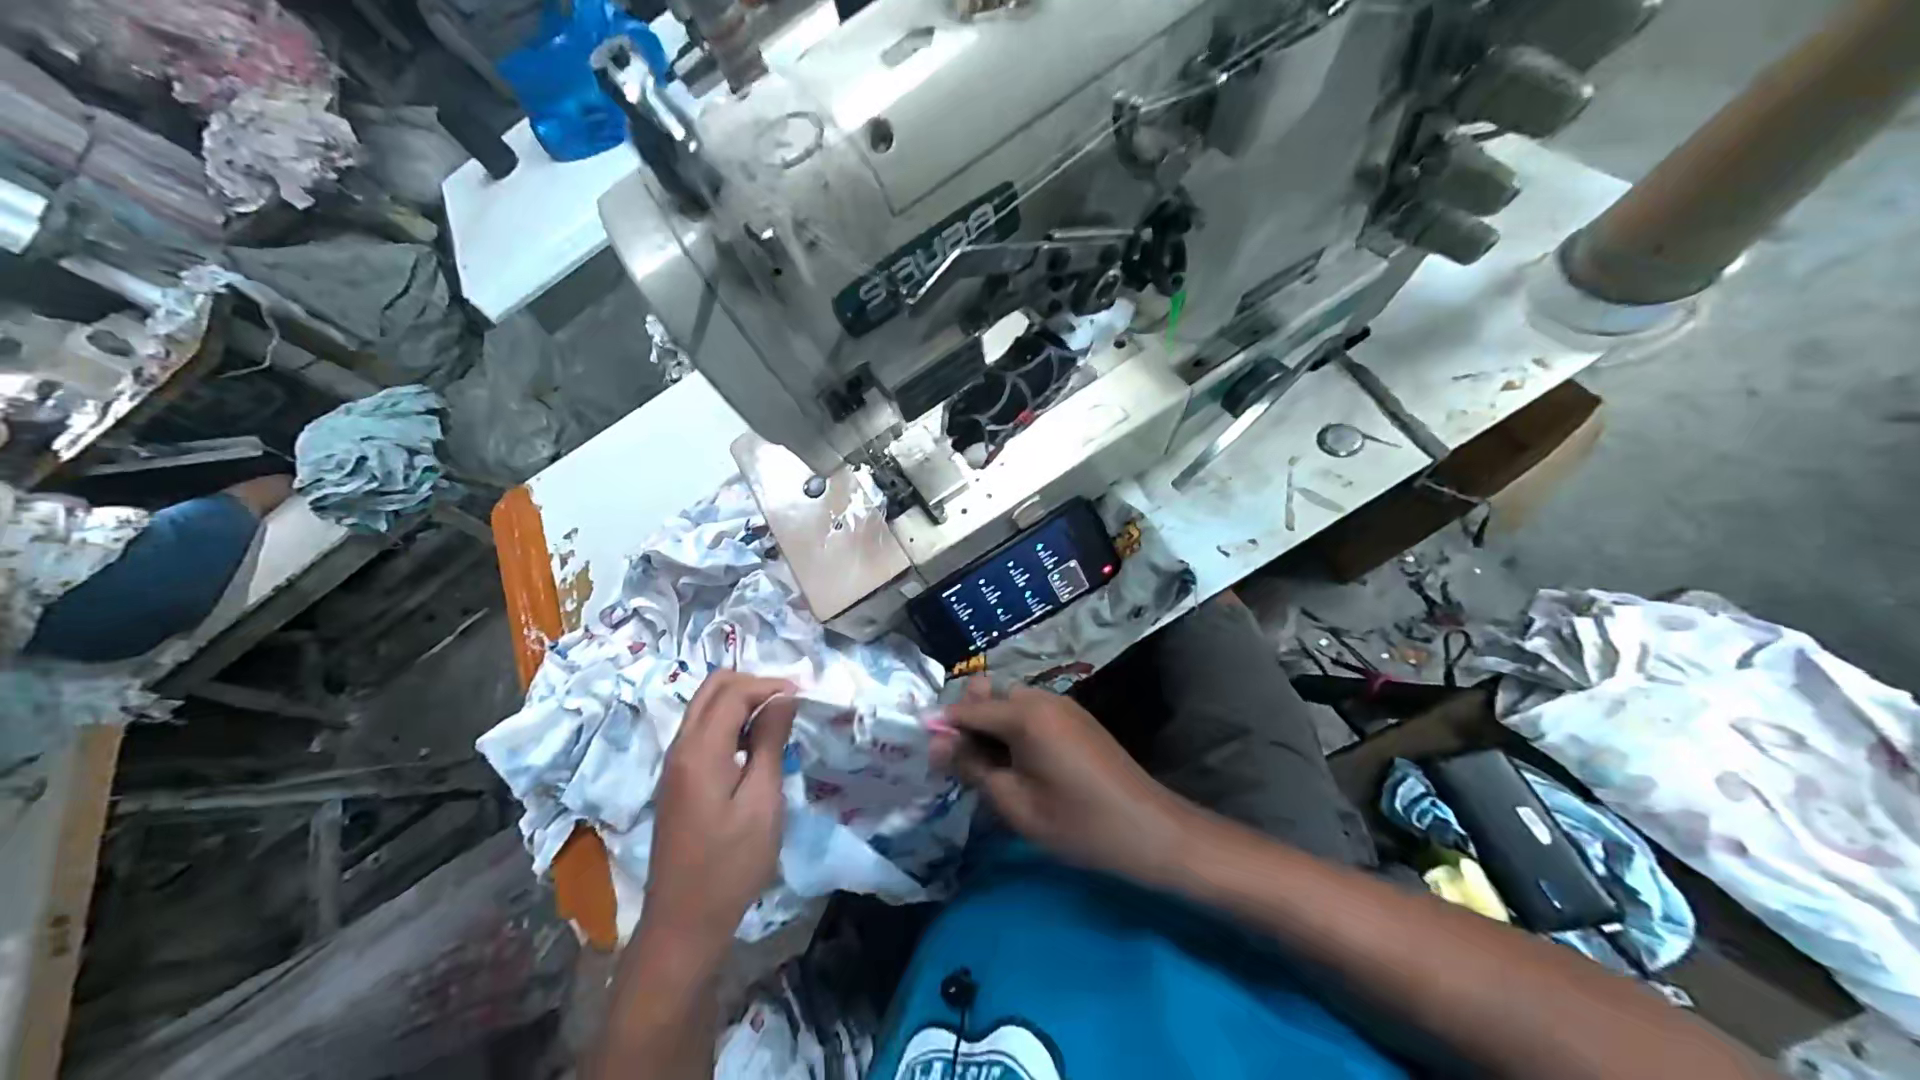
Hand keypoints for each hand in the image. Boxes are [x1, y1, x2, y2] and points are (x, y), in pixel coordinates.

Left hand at [643, 671, 796, 952]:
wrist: (685, 921)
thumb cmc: (731, 864)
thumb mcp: (762, 801)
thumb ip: (770, 742)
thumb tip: (783, 697)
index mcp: (699, 750)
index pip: (733, 692)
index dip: (769, 685)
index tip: (803, 696)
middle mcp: (679, 748)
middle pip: (712, 689)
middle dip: (752, 684)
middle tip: (789, 702)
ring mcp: (674, 765)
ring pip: (704, 708)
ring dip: (740, 702)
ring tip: (778, 720)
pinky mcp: (677, 781)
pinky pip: (702, 731)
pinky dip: (729, 722)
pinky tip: (755, 745)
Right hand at [931, 677, 1201, 882]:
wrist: (1150, 830)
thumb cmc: (1077, 823)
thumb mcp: (1014, 802)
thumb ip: (972, 767)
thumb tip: (940, 742)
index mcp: (1024, 714)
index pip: (968, 710)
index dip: (943, 729)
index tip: (927, 755)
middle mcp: (1042, 698)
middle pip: (990, 698)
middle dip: (969, 724)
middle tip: (963, 768)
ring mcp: (1063, 706)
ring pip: (1011, 705)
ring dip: (992, 728)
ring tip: (989, 771)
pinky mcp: (1077, 719)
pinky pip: (1032, 714)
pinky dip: (1015, 731)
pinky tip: (1018, 766)